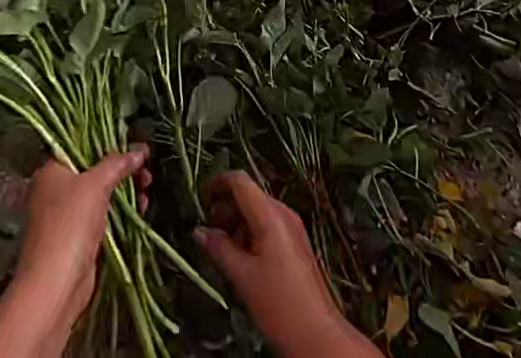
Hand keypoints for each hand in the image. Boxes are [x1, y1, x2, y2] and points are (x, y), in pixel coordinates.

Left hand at [0, 146, 148, 357]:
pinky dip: (117, 211)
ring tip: (147, 194)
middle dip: (122, 171)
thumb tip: (138, 149)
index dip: (110, 147)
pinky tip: (137, 211)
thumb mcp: (95, 185)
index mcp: (51, 169)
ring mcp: (63, 214)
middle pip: (93, 171)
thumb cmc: (69, 224)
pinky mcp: (74, 236)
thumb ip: (116, 164)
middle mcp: (53, 188)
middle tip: (147, 176)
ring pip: (98, 194)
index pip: (83, 146)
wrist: (55, 283)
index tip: (136, 152)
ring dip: (124, 191)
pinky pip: (99, 215)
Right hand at [192, 173, 376, 357]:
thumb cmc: (281, 306)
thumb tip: (199, 231)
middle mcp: (283, 216)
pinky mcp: (295, 248)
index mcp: (271, 215)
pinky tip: (239, 261)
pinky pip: (266, 229)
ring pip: (255, 213)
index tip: (200, 200)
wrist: (321, 340)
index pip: (239, 181)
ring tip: (220, 250)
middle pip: (247, 196)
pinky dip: (248, 236)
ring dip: (234, 224)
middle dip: (224, 209)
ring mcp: (292, 231)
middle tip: (207, 231)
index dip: (216, 184)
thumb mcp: (241, 276)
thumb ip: (218, 247)